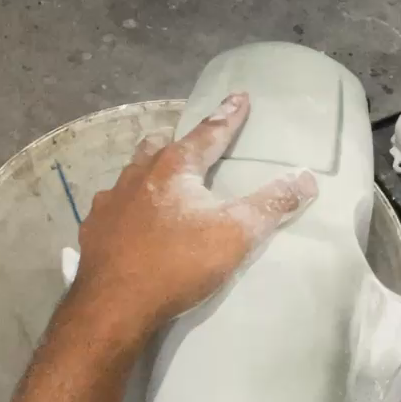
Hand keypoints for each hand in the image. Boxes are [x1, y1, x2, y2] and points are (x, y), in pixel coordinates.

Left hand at [69, 92, 317, 336]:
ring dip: (147, 173)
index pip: (209, 133)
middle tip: (188, 144)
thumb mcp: (235, 235)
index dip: (229, 117)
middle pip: (160, 146)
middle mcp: (138, 174)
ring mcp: (110, 201)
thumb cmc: (179, 264)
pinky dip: (126, 208)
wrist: (116, 304)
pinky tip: (128, 223)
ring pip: (131, 174)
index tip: (240, 97)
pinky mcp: (94, 230)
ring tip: (157, 182)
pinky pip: (112, 208)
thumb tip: (306, 178)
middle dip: (177, 142)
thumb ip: (270, 205)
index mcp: (175, 168)